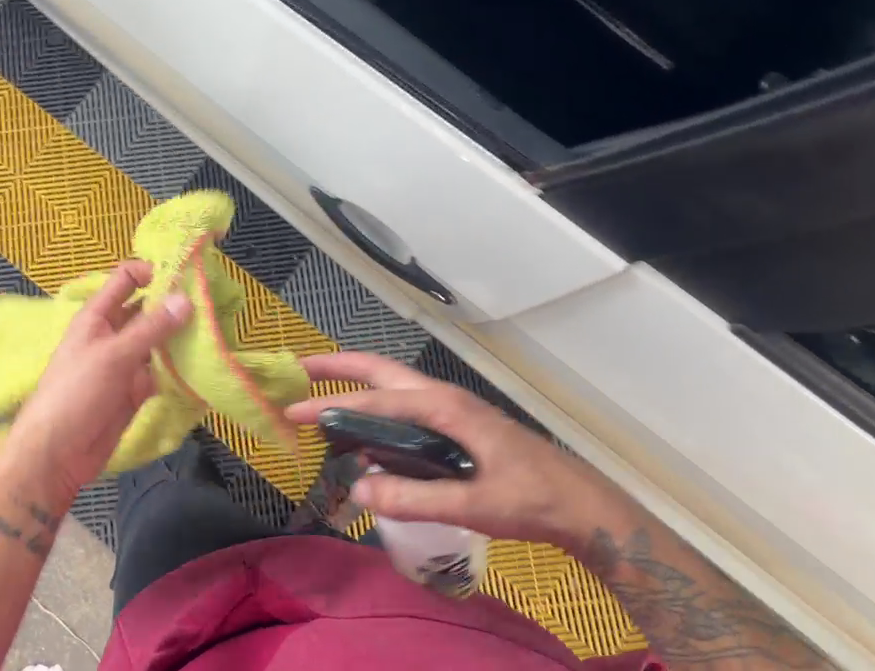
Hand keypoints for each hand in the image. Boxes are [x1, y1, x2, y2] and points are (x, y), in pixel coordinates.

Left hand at [0, 261, 190, 501]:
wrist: (56, 456)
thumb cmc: (75, 393)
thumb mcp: (113, 356)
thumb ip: (150, 328)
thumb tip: (186, 298)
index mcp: (98, 316)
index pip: (127, 279)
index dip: (153, 271)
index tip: (187, 275)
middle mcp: (113, 334)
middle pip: (148, 310)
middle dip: (176, 305)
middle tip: (214, 303)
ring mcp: (126, 363)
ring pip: (159, 341)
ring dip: (182, 338)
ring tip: (218, 331)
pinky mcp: (136, 390)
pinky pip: (162, 372)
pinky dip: (181, 369)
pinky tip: (206, 365)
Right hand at [285, 352, 634, 548]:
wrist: (582, 507)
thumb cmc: (531, 501)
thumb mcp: (472, 505)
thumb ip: (413, 498)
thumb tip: (357, 490)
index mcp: (444, 407)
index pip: (375, 399)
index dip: (331, 404)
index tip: (292, 410)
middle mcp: (444, 397)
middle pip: (381, 370)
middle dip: (338, 366)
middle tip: (298, 369)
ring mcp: (452, 409)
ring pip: (394, 385)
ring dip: (356, 383)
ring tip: (322, 393)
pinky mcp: (458, 426)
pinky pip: (405, 406)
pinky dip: (376, 407)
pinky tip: (367, 434)